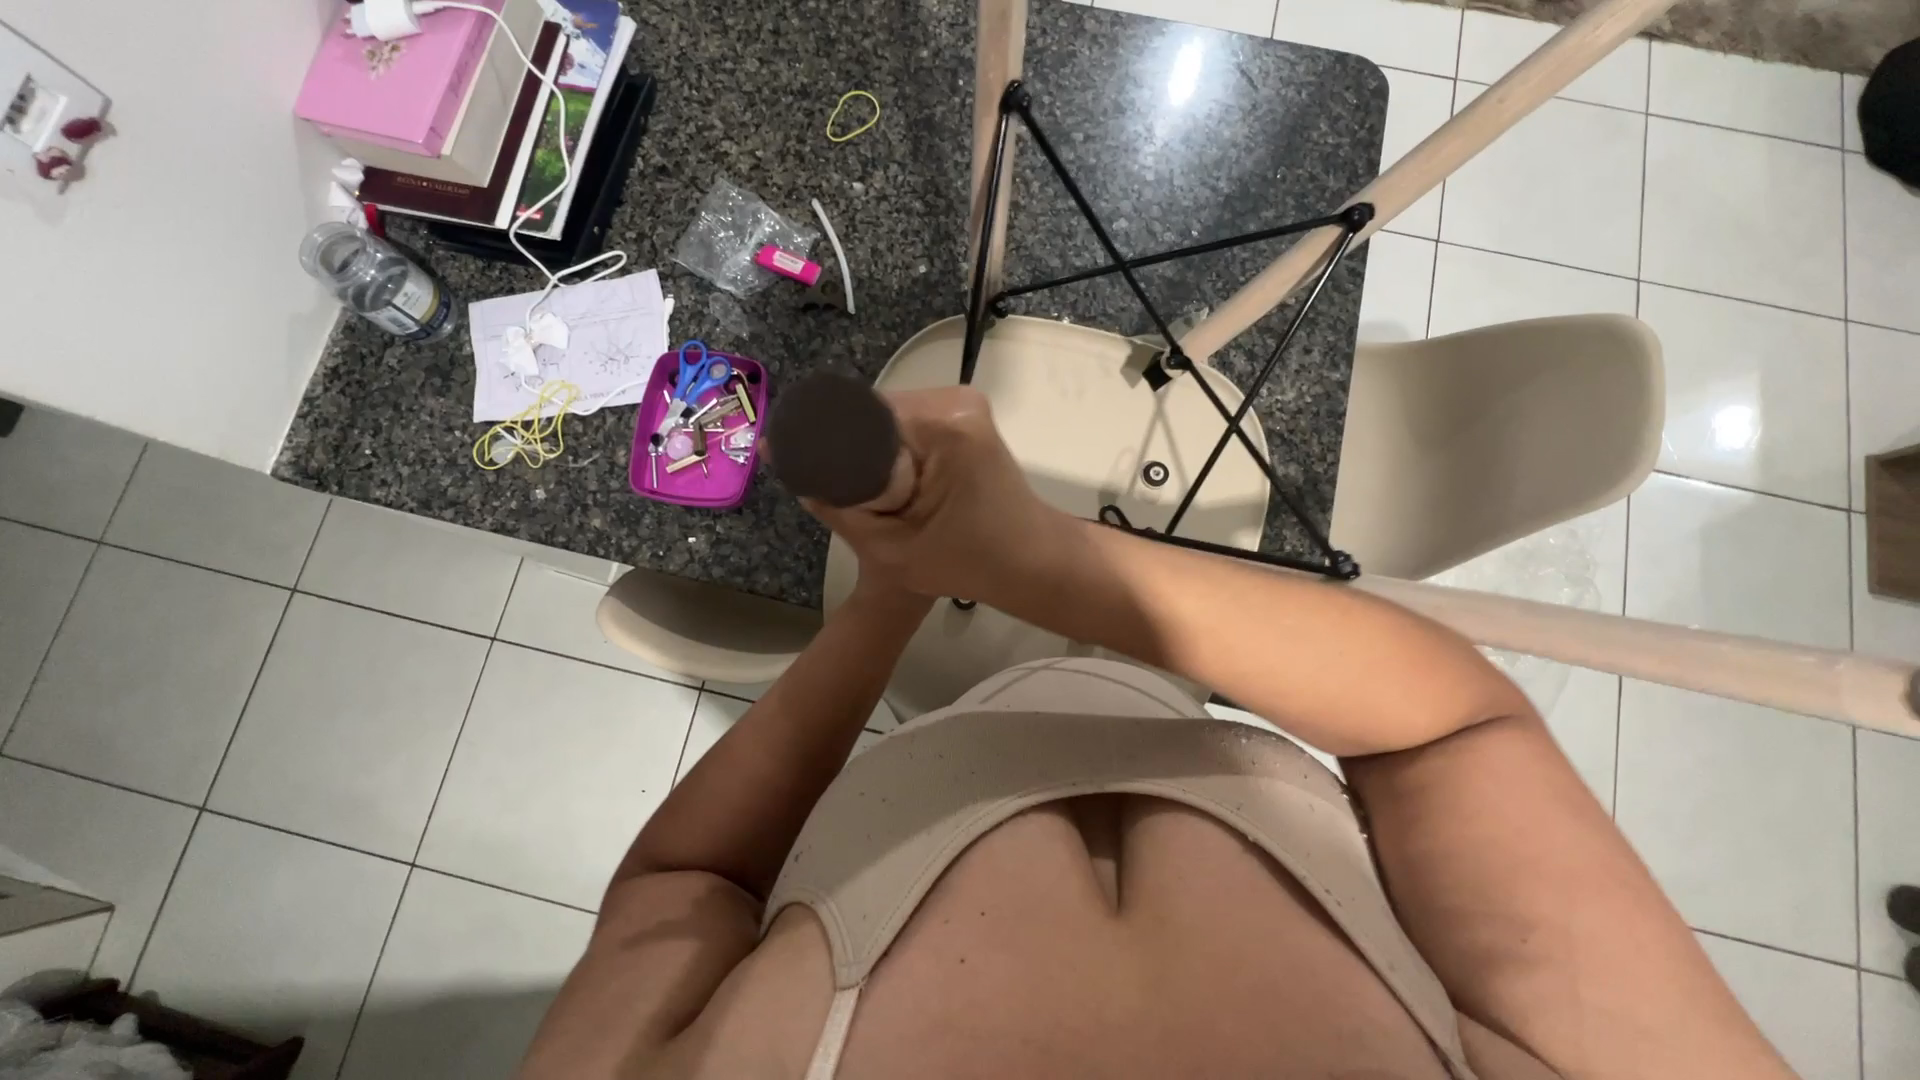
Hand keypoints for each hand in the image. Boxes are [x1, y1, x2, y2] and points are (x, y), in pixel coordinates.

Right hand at [802, 386, 1078, 603]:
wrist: (1033, 560)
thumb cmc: (968, 563)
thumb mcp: (888, 548)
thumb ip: (833, 503)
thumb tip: (778, 454)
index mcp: (940, 426)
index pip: (853, 416)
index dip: (819, 444)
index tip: (799, 472)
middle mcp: (952, 399)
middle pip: (868, 414)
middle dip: (845, 452)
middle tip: (839, 497)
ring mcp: (961, 401)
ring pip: (883, 418)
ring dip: (867, 453)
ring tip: (873, 498)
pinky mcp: (964, 412)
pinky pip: (905, 424)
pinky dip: (889, 451)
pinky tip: (894, 487)